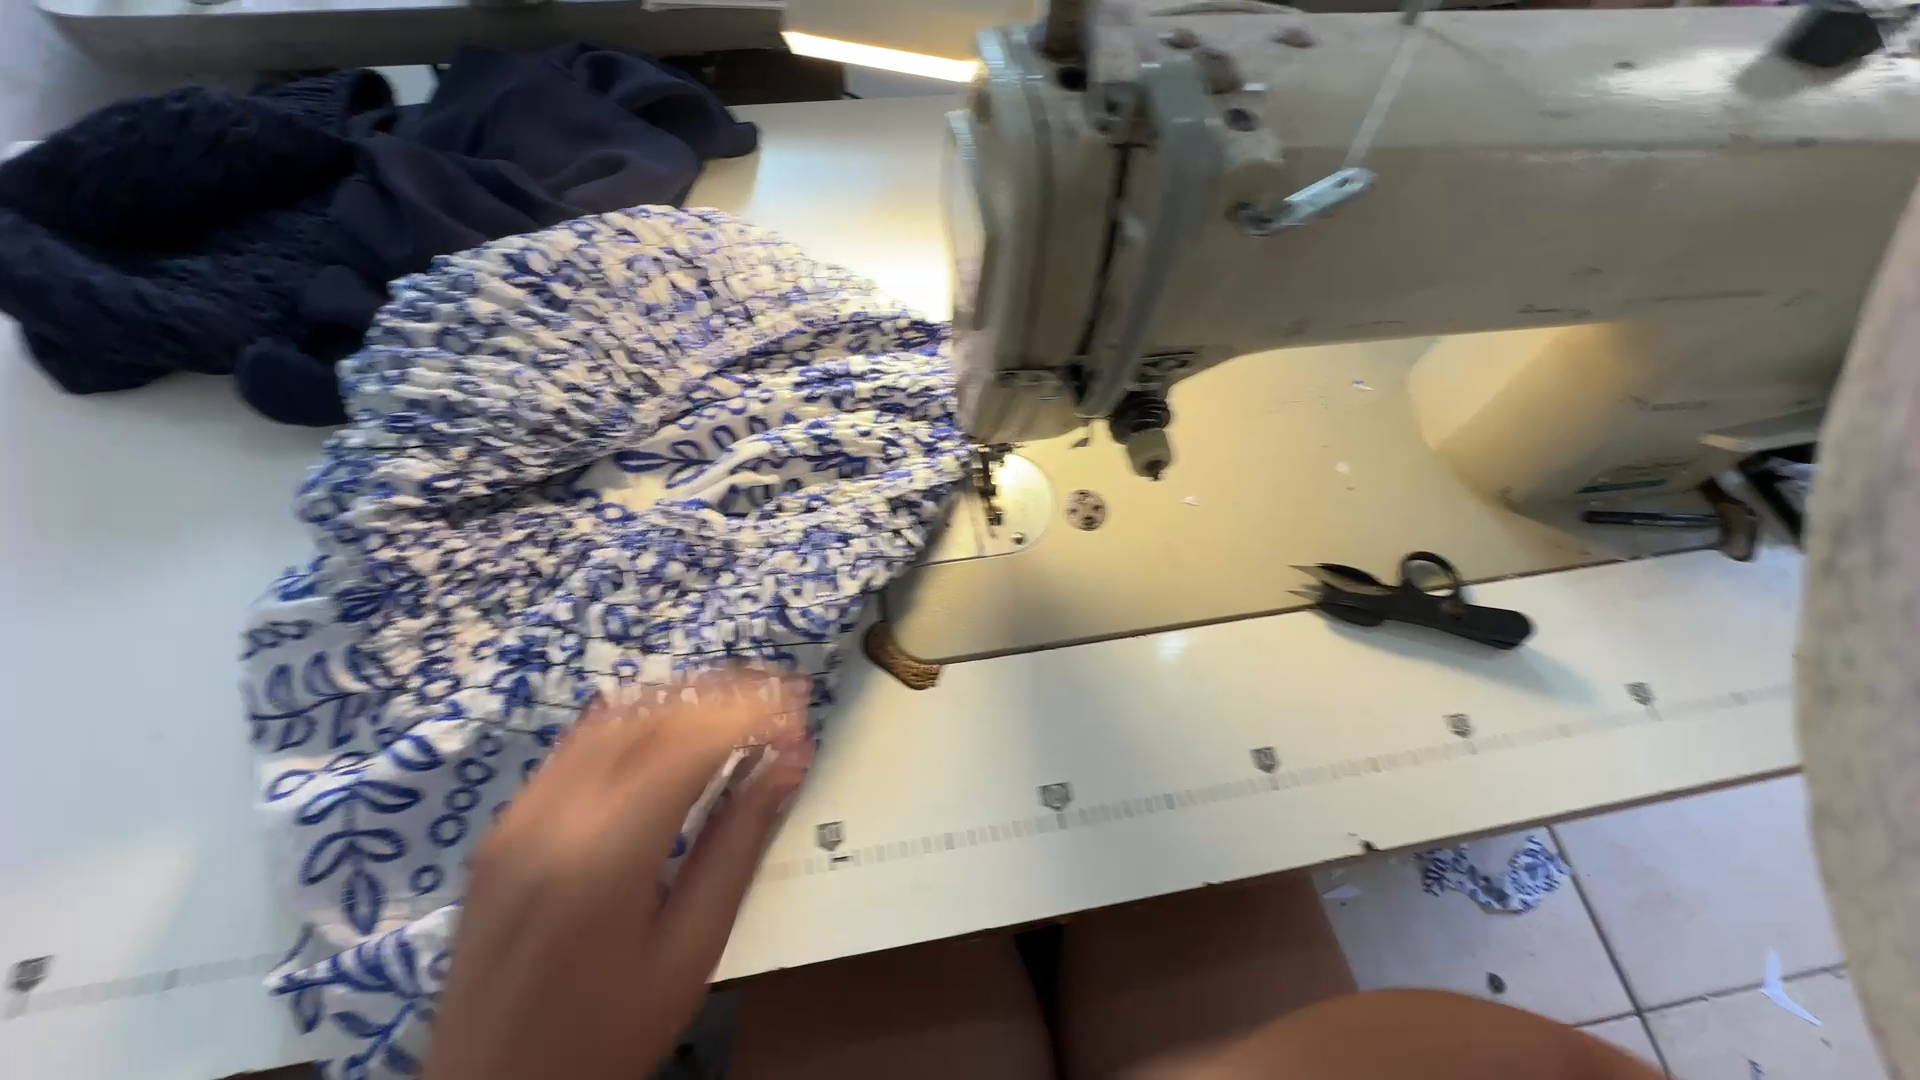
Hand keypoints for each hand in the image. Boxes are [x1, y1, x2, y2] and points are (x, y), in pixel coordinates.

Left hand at [424, 672, 813, 1079]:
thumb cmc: (610, 1033)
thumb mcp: (692, 949)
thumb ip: (738, 845)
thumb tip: (787, 764)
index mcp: (605, 855)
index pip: (690, 744)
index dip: (751, 712)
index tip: (799, 704)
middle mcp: (552, 816)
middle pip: (648, 716)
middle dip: (720, 692)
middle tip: (778, 691)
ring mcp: (518, 816)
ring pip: (608, 720)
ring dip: (678, 699)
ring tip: (735, 700)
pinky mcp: (504, 825)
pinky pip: (575, 747)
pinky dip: (633, 722)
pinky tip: (669, 727)